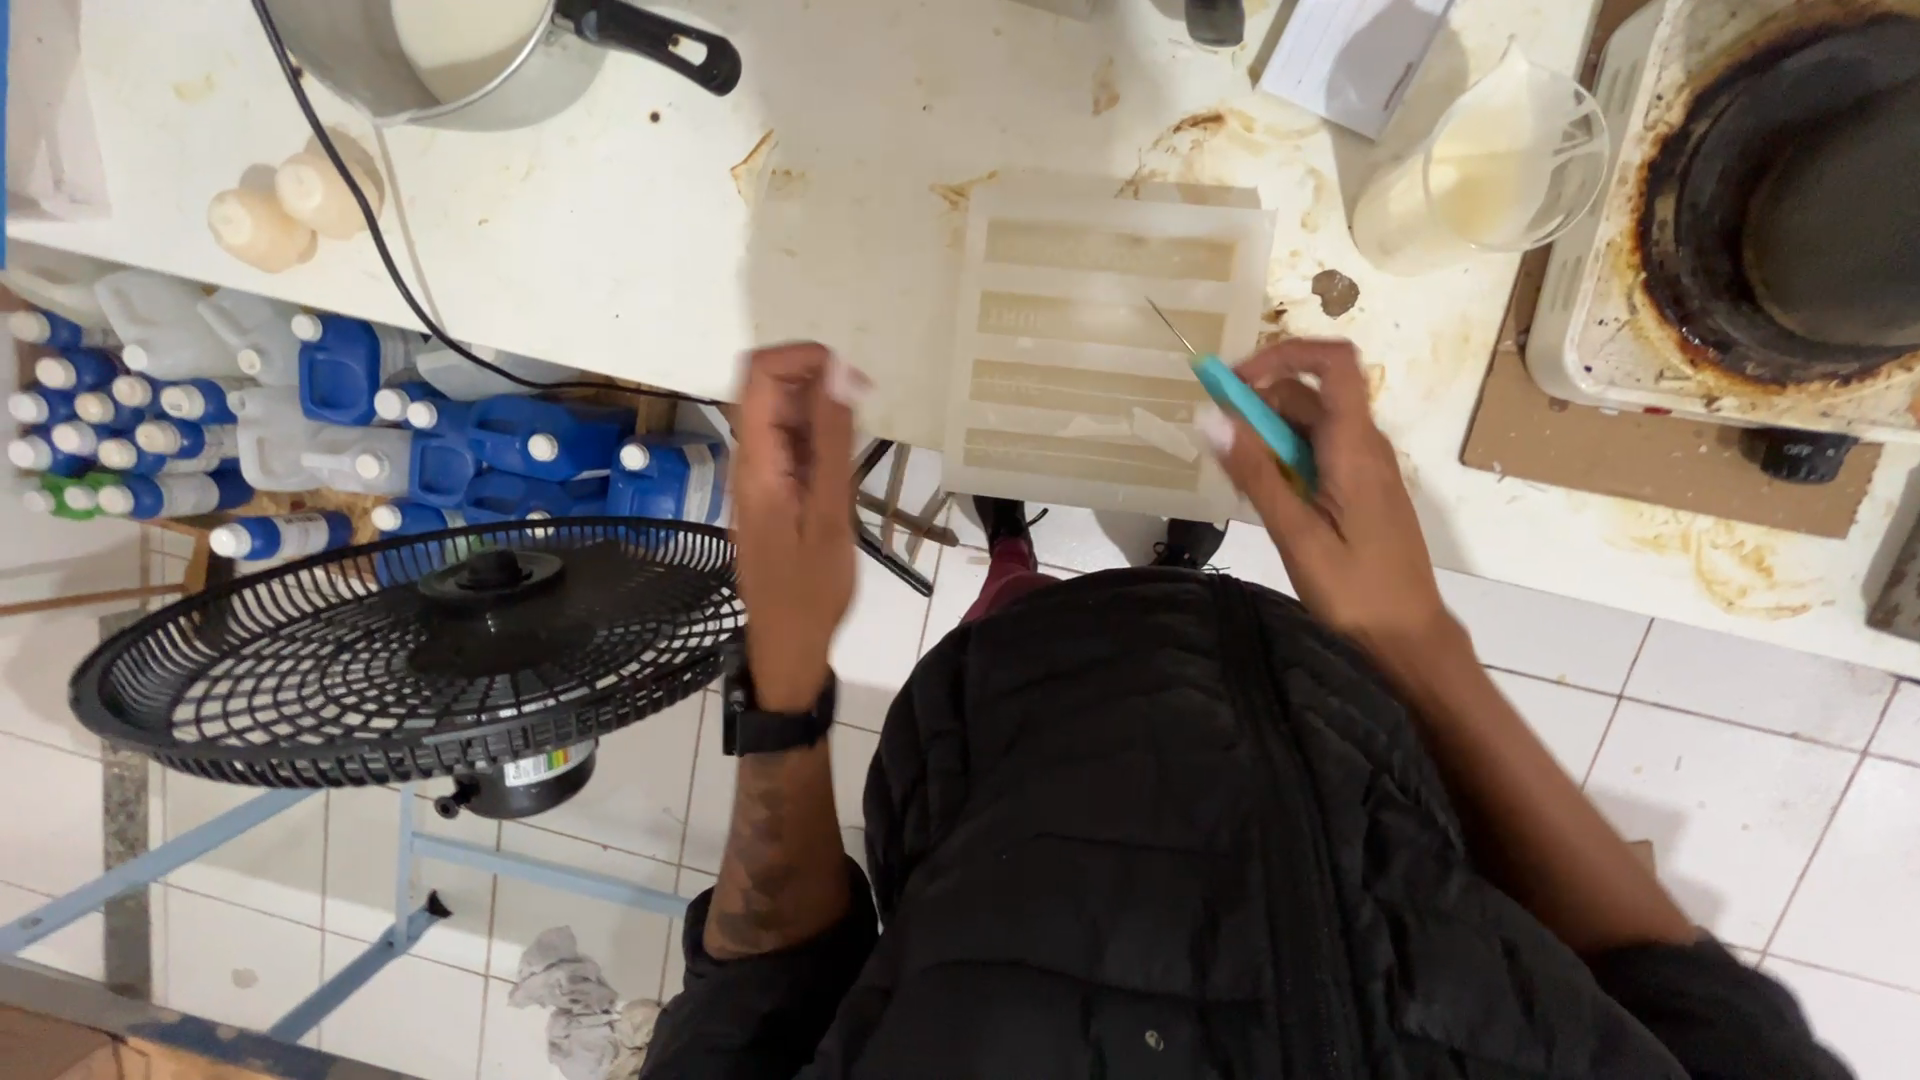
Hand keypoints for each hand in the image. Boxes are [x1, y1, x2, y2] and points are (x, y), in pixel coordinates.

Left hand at [731, 343, 866, 711]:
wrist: (787, 640)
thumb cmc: (812, 587)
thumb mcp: (830, 513)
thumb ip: (834, 441)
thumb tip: (838, 371)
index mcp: (756, 461)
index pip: (760, 374)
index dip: (802, 356)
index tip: (851, 375)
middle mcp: (747, 459)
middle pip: (766, 387)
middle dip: (815, 377)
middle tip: (865, 402)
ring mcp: (757, 474)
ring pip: (779, 414)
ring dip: (819, 407)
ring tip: (860, 434)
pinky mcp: (769, 490)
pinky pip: (788, 443)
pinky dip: (817, 436)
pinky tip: (844, 461)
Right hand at [1199, 338, 1457, 671]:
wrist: (1407, 636)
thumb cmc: (1354, 591)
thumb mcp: (1296, 533)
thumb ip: (1255, 474)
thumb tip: (1211, 419)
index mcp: (1355, 447)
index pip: (1332, 362)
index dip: (1281, 355)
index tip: (1232, 383)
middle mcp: (1364, 445)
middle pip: (1309, 393)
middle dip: (1257, 402)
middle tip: (1216, 440)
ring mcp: (1364, 465)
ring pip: (1309, 422)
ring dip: (1265, 434)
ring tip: (1235, 478)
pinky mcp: (1358, 487)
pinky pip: (1315, 451)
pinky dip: (1281, 457)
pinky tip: (1262, 495)